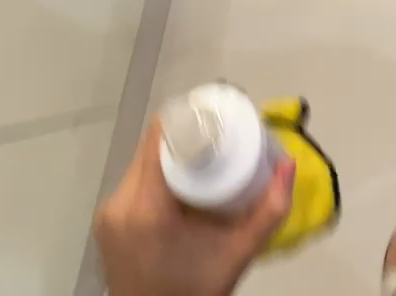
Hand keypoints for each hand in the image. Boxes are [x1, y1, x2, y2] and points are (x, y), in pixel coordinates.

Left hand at [96, 117, 295, 295]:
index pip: (161, 137)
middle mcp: (120, 203)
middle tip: (219, 136)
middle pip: (153, 146)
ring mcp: (109, 213)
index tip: (217, 117)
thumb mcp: (237, 256)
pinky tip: (183, 179)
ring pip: (143, 160)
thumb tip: (289, 165)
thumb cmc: (194, 292)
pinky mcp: (107, 221)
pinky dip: (159, 172)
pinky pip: (135, 180)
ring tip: (205, 155)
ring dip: (172, 153)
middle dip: (186, 135)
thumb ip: (268, 212)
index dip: (188, 117)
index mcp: (146, 207)